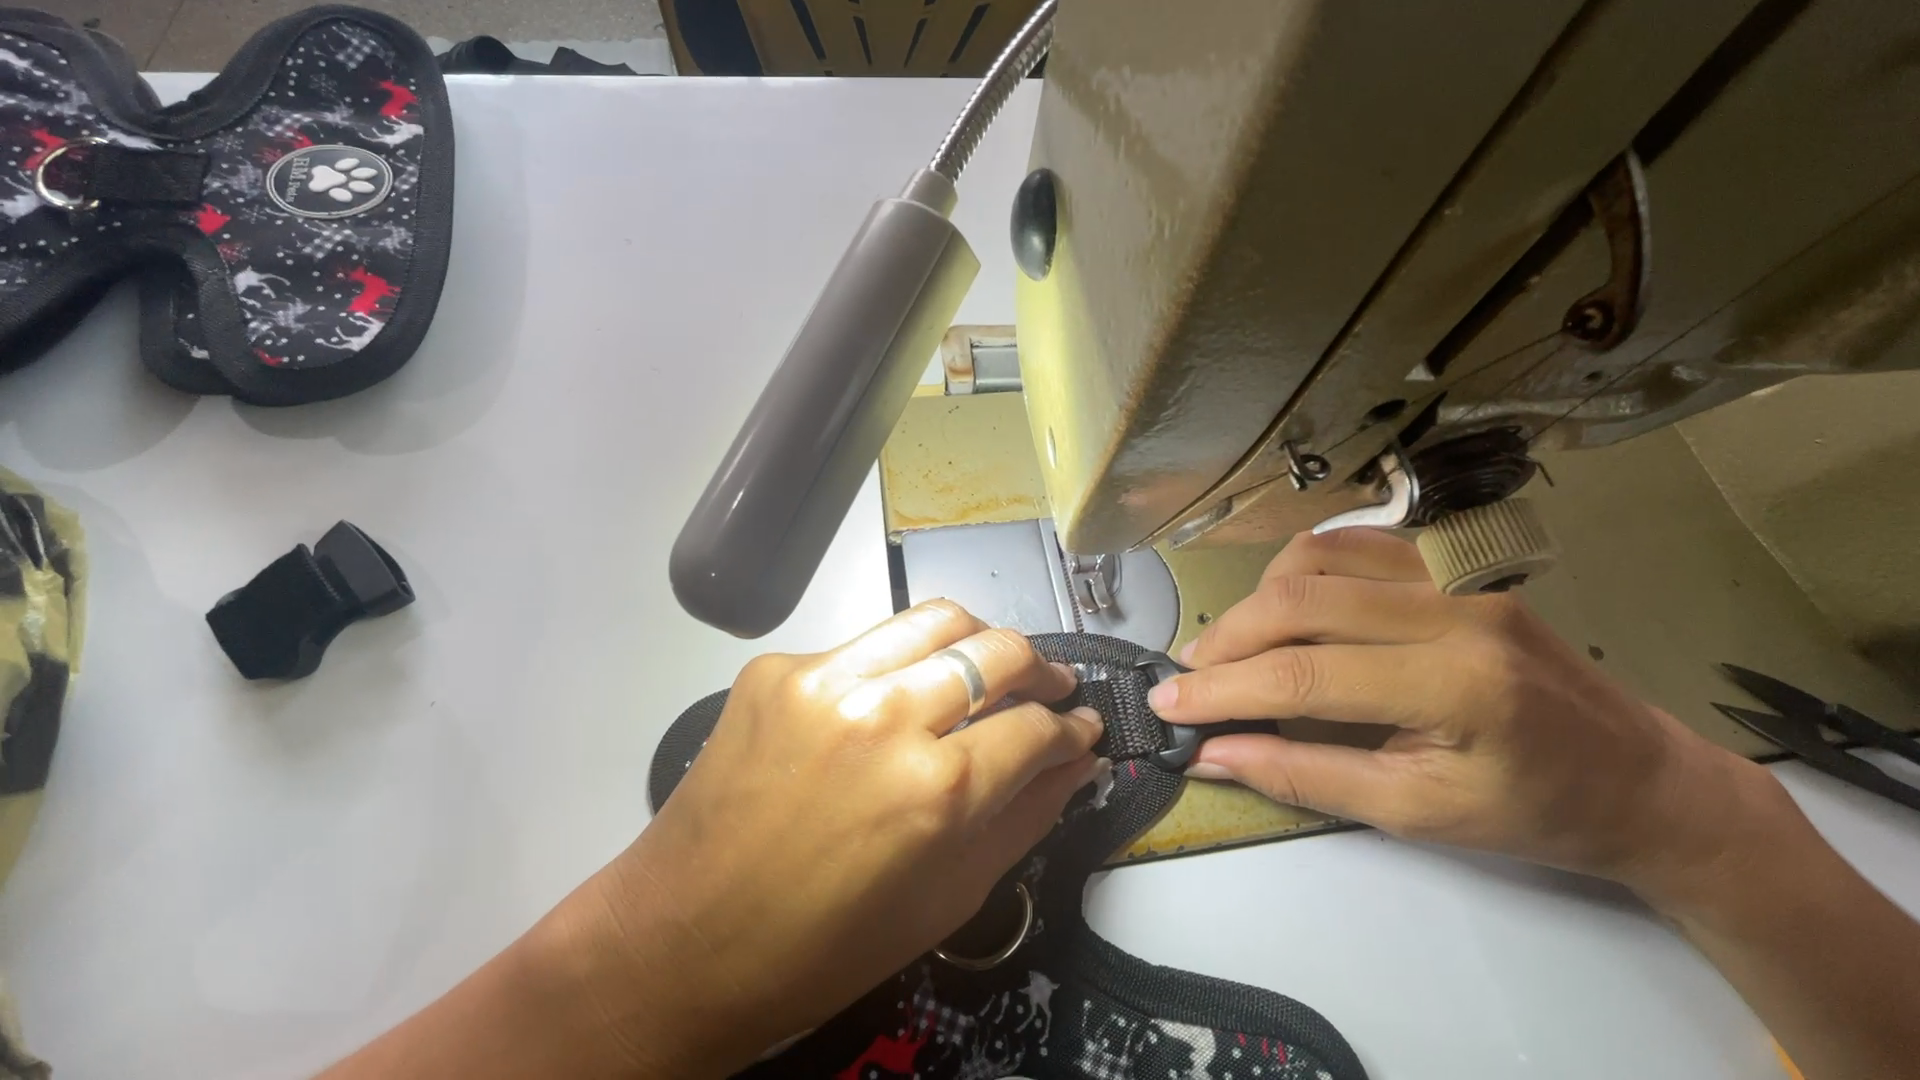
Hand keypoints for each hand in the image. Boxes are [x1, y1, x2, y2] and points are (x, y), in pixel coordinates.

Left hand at [554, 601, 1104, 1075]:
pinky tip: (900, 695)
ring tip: (990, 668)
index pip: (1035, 727)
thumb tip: (1076, 760)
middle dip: (1039, 669)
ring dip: (978, 641)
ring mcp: (825, 680)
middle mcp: (886, 715)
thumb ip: (1025, 817)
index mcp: (936, 790)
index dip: (1071, 728)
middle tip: (1048, 688)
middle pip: (995, 650)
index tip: (1082, 727)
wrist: (688, 937)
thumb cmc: (828, 943)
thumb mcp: (949, 897)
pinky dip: (900, 664)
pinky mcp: (779, 669)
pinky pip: (865, 645)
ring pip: (935, 620)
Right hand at [1151, 527, 1781, 897]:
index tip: (1165, 705)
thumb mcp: (1415, 814)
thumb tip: (1212, 754)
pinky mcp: (1454, 565)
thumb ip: (1305, 776)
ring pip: (1317, 560)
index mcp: (1455, 686)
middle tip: (1190, 679)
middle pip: (1298, 602)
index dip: (1222, 692)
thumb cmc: (1533, 812)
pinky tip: (1285, 606)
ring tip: (1235, 648)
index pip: (1303, 677)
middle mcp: (1452, 611)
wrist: (1641, 777)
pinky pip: (1353, 546)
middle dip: (1226, 640)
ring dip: (1257, 602)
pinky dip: (1300, 571)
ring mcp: (1455, 577)